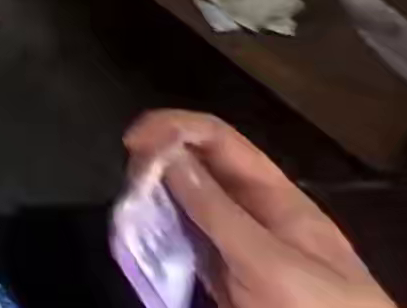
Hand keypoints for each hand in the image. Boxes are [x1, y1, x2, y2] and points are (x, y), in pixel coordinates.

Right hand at [124, 110, 393, 307]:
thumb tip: (164, 153)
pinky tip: (142, 240)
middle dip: (158, 162)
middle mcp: (253, 213)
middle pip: (196, 164)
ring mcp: (239, 248)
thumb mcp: (274, 269)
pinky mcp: (225, 280)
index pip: (217, 137)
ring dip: (153, 198)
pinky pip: (183, 241)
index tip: (134, 143)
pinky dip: (158, 233)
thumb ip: (217, 210)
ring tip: (131, 210)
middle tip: (130, 183)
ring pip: (184, 201)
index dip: (173, 126)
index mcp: (275, 198)